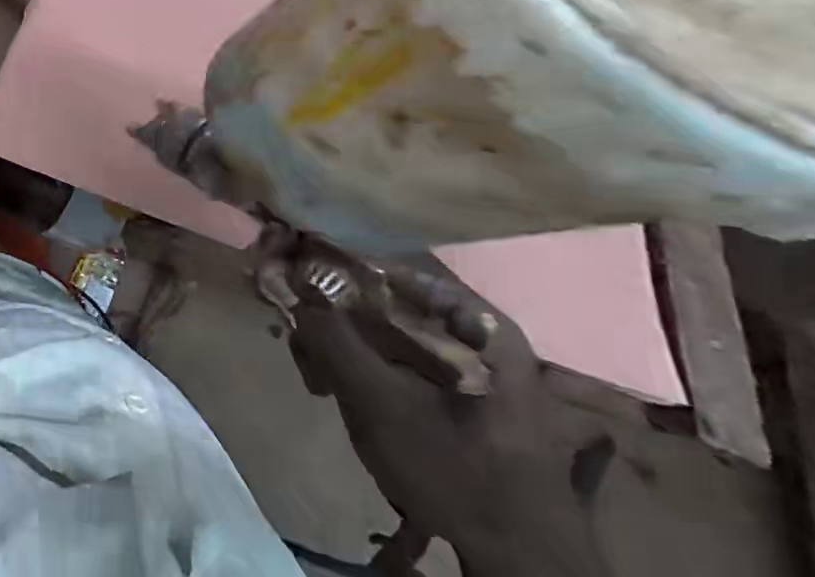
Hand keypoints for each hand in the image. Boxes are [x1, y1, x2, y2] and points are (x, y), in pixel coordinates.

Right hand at [288, 257, 613, 576]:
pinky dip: (371, 366)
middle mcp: (481, 329)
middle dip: (337, 319)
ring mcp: (478, 361)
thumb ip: (333, 339)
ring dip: (348, 346)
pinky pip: (406, 357)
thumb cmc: (454, 473)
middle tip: (303, 346)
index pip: (389, 267)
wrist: (522, 564)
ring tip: (320, 379)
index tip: (295, 286)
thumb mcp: (380, 403)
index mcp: (476, 320)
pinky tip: (346, 391)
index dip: (336, 271)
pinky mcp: (469, 390)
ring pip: (393, 330)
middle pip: (389, 299)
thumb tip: (292, 284)